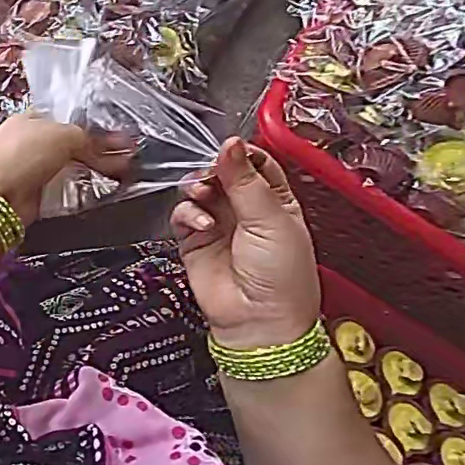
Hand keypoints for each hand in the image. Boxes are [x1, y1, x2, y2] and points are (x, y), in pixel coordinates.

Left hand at [0, 114, 131, 225]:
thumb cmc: (23, 156)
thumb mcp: (62, 135)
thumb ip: (88, 138)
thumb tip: (114, 147)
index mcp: (32, 118)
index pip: (69, 117)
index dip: (95, 124)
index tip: (121, 132)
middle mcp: (32, 142)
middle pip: (73, 142)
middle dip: (101, 147)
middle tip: (130, 152)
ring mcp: (34, 169)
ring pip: (72, 165)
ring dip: (97, 167)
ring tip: (126, 169)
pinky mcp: (37, 194)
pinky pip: (66, 187)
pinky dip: (84, 187)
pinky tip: (106, 185)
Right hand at [171, 137, 321, 349]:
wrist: (258, 320)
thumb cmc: (281, 276)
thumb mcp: (271, 219)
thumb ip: (245, 181)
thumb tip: (230, 145)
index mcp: (275, 201)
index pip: (255, 164)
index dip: (241, 154)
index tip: (229, 150)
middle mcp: (244, 210)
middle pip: (222, 174)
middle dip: (213, 170)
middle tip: (211, 174)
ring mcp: (218, 225)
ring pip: (199, 190)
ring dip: (198, 189)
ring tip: (203, 197)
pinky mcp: (194, 241)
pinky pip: (183, 215)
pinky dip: (188, 213)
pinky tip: (200, 223)